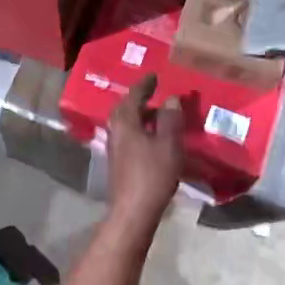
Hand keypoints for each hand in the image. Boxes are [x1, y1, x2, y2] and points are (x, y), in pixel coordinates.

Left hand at [107, 74, 183, 221]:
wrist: (133, 210)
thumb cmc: (152, 174)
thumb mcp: (167, 144)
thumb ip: (169, 119)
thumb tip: (170, 99)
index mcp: (124, 122)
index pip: (133, 96)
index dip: (144, 85)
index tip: (154, 75)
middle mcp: (115, 131)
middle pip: (125, 109)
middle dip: (139, 99)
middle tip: (154, 91)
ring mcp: (115, 147)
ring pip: (127, 124)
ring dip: (141, 116)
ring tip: (160, 113)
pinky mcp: (119, 161)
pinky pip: (130, 136)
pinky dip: (142, 130)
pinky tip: (154, 137)